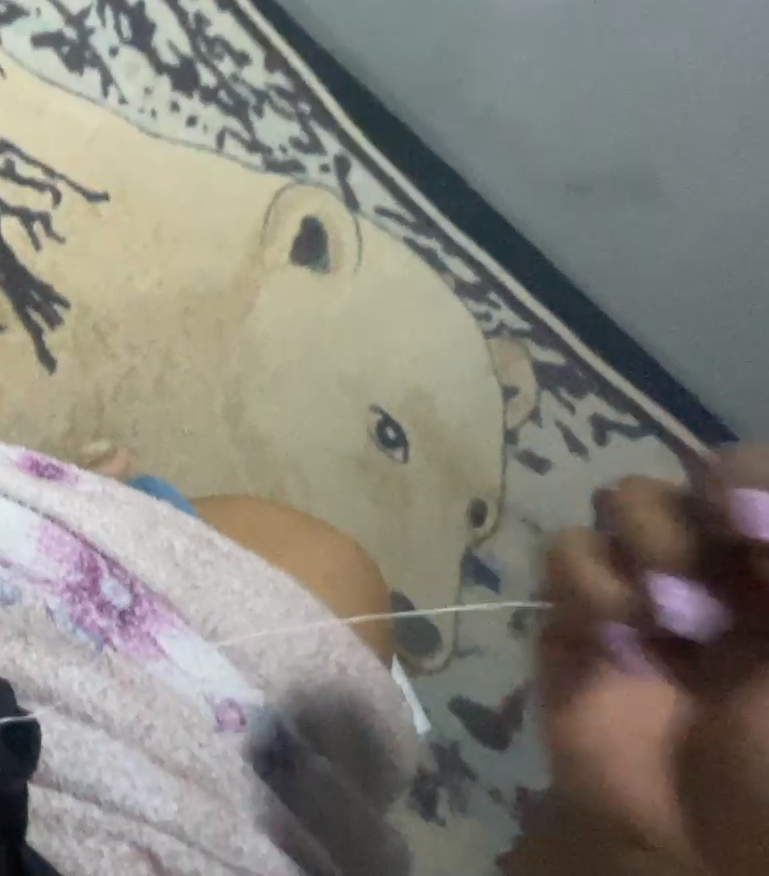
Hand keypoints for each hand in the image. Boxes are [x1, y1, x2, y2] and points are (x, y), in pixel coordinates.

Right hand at [536, 445, 768, 875]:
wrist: (709, 844)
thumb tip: (743, 488)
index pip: (762, 475)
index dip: (752, 477)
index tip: (751, 520)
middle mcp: (734, 567)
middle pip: (689, 474)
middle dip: (690, 515)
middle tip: (704, 567)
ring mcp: (651, 585)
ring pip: (621, 501)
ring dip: (640, 546)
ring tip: (666, 616)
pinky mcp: (577, 608)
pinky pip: (564, 551)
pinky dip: (586, 582)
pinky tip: (614, 632)